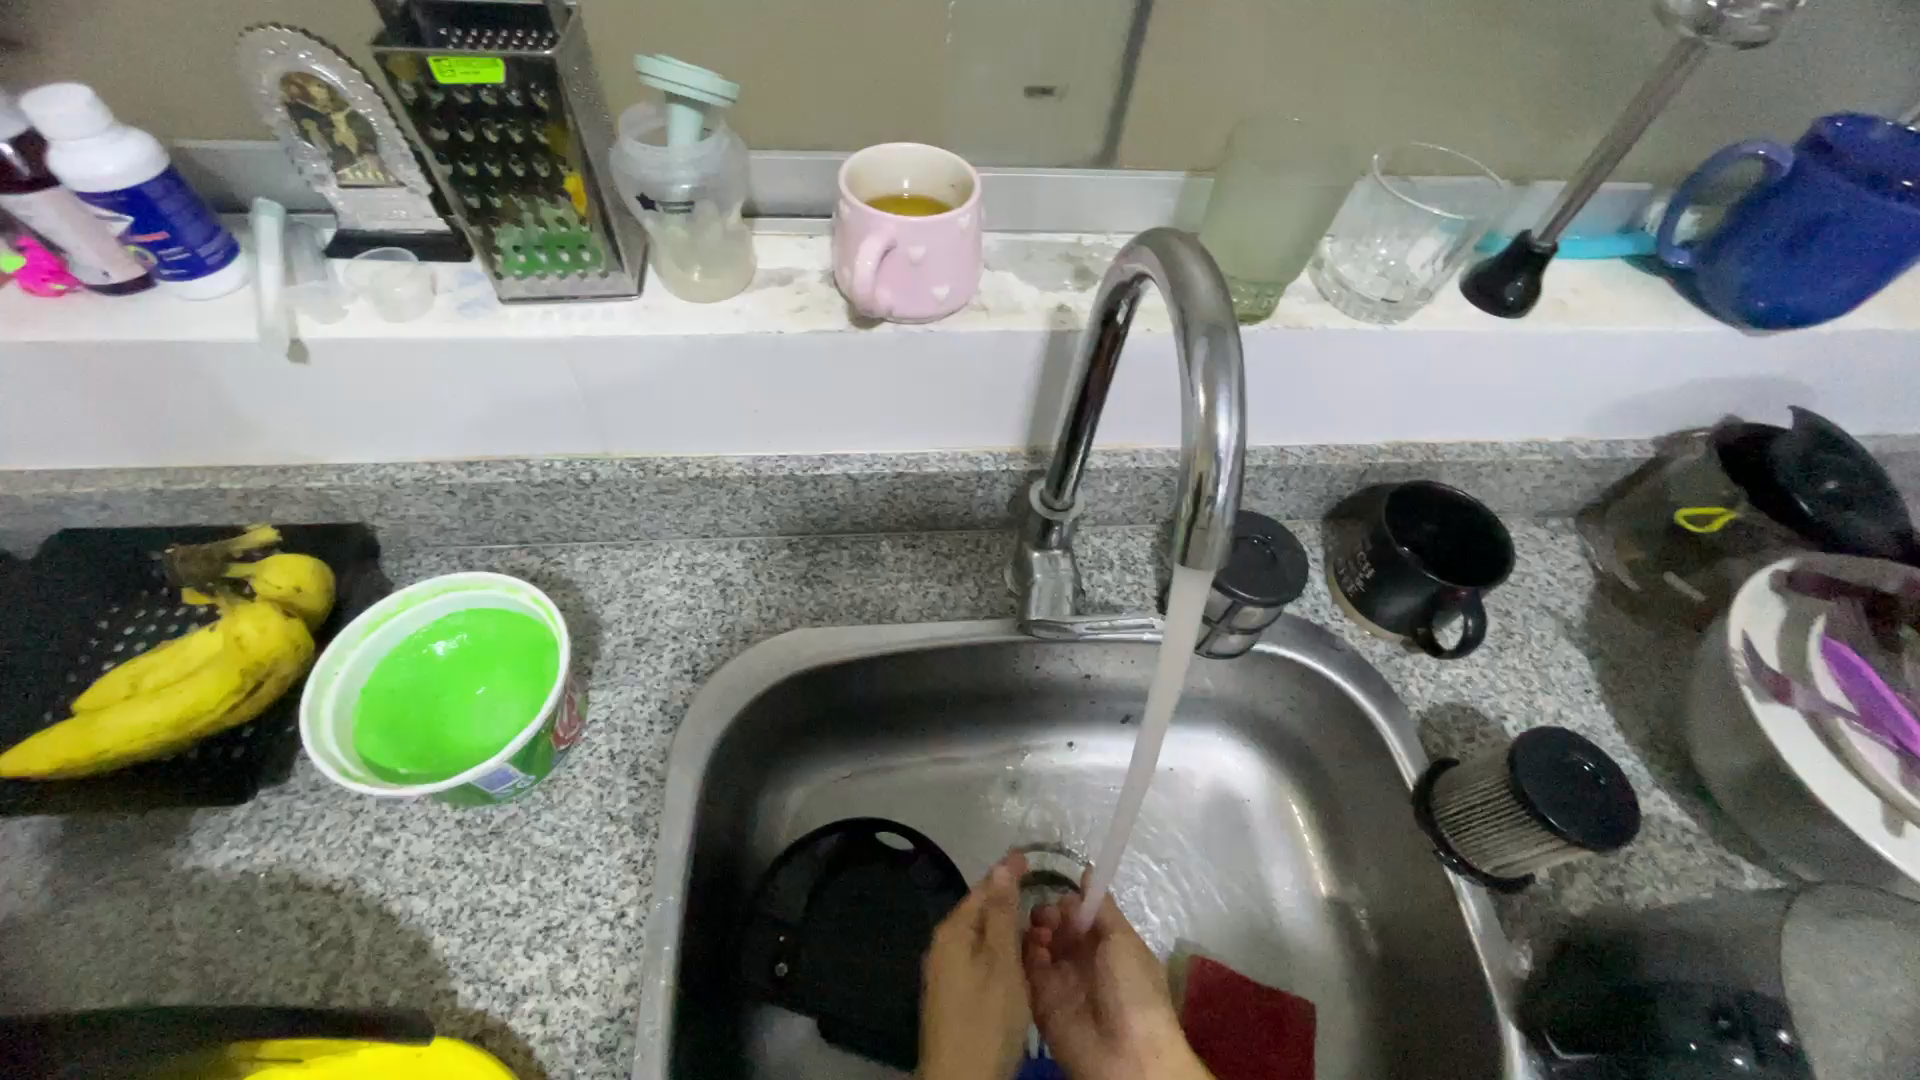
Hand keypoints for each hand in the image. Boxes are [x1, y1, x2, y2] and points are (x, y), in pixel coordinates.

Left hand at [920, 851, 1031, 1079]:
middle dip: (1011, 902)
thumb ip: (1002, 913)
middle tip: (1045, 897)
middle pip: (983, 912)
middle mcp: (945, 946)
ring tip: (1042, 930)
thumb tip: (1002, 866)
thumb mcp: (1001, 961)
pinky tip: (1023, 963)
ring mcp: (948, 972)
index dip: (1008, 873)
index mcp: (954, 931)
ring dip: (1010, 931)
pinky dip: (1004, 955)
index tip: (1031, 856)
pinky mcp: (956, 995)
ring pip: (984, 938)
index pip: (984, 889)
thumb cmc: (986, 1018)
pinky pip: (983, 960)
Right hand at [1024, 891, 1212, 1079]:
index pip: (1081, 916)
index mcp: (1108, 946)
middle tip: (1044, 914)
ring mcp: (1062, 982)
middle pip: (1058, 928)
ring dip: (1036, 932)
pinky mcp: (1042, 1002)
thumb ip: (1101, 908)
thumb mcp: (1123, 940)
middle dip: (1048, 914)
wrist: (1128, 1056)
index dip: (1069, 902)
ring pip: (1040, 946)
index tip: (1057, 892)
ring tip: (1039, 930)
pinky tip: (1031, 946)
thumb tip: (1087, 871)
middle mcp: (1083, 961)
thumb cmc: (1133, 990)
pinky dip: (1026, 955)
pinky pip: (1028, 972)